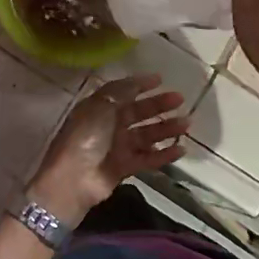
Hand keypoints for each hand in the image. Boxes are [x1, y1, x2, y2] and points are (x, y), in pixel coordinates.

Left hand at [30, 75, 187, 224]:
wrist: (73, 178)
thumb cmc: (84, 137)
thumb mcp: (100, 107)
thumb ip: (120, 93)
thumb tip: (136, 82)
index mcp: (98, 108)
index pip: (121, 92)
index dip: (139, 85)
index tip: (160, 79)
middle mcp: (108, 125)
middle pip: (137, 112)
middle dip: (158, 105)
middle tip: (180, 99)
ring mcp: (117, 147)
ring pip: (146, 135)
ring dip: (166, 129)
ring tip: (186, 124)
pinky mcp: (124, 168)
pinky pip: (148, 159)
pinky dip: (164, 155)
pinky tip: (181, 149)